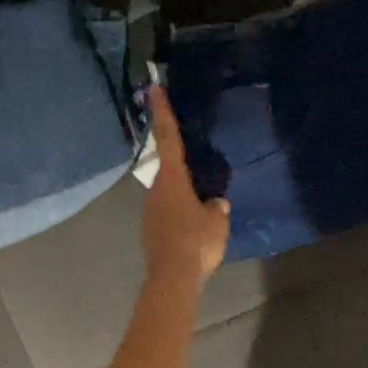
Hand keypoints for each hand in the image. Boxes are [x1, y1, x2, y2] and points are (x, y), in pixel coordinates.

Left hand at [143, 85, 230, 285]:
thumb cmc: (196, 242)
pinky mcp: (151, 231)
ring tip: (202, 205)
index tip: (154, 89)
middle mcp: (156, 190)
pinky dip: (180, 215)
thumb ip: (216, 208)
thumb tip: (216, 204)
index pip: (167, 138)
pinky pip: (168, 215)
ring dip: (182, 196)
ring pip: (168, 195)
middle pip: (169, 170)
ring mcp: (150, 212)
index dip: (162, 112)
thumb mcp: (217, 222)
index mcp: (172, 180)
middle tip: (197, 164)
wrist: (173, 278)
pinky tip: (193, 228)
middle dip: (181, 166)